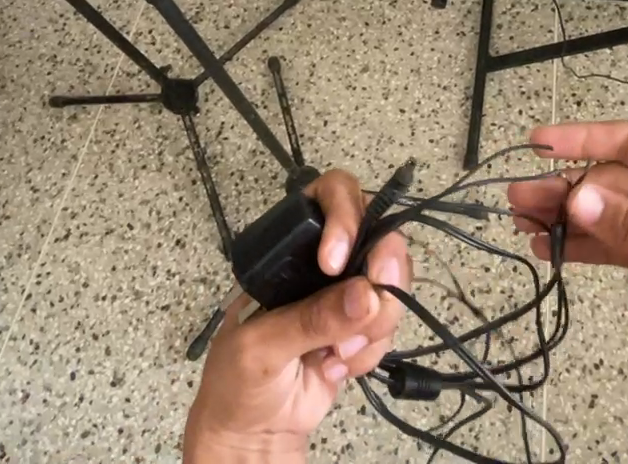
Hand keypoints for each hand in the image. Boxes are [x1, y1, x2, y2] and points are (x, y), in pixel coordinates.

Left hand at [184, 170, 412, 461]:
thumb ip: (311, 319)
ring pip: (392, 280)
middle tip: (372, 306)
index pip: (332, 195)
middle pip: (378, 233)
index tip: (335, 263)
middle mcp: (326, 255)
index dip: (345, 216)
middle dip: (381, 273)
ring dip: (374, 322)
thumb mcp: (260, 346)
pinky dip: (371, 349)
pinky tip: (339, 366)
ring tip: (336, 355)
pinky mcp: (364, 324)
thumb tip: (366, 294)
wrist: (252, 431)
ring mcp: (348, 289)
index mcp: (292, 242)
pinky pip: (390, 321)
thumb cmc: (235, 379)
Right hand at [506, 121, 627, 397]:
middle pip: (615, 182)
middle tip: (517, 201)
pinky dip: (593, 248)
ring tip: (525, 227)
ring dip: (572, 221)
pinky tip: (558, 251)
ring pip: (614, 214)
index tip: (538, 144)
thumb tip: (577, 199)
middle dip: (566, 191)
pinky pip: (625, 244)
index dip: (581, 139)